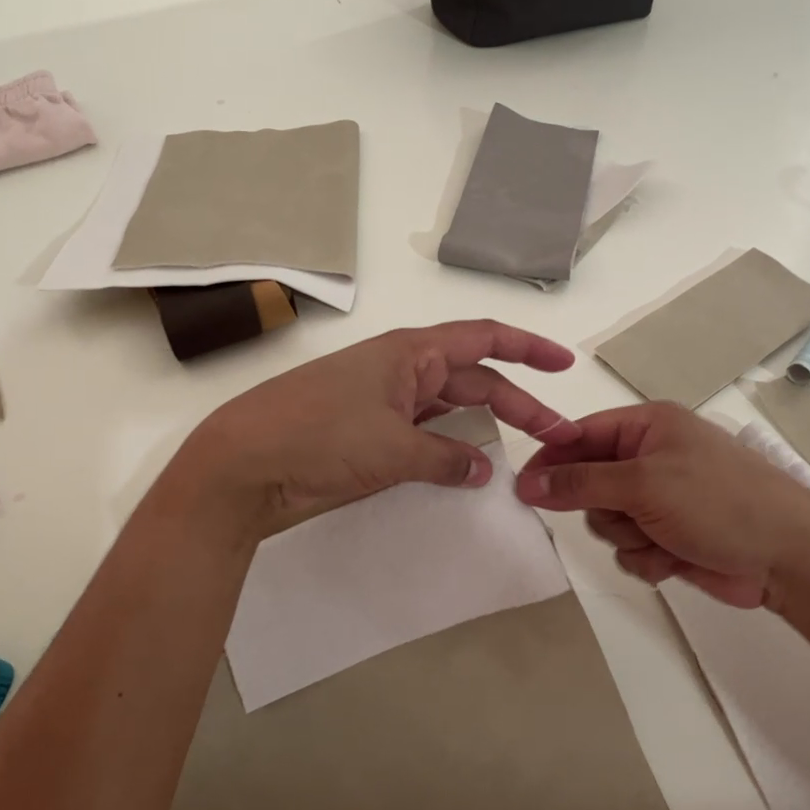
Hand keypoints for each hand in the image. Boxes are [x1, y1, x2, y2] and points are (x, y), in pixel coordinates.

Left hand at [166, 320, 581, 540]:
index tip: (565, 365)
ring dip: (484, 429)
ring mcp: (384, 404)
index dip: (528, 348)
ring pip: (450, 411)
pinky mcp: (368, 437)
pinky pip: (423, 437)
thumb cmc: (320, 437)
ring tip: (523, 454)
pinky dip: (450, 450)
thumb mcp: (393, 447)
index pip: (483, 339)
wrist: (244, 466)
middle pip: (474, 381)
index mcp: (409, 352)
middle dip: (518, 404)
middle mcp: (401, 371)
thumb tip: (479, 469)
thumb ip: (445, 458)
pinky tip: (468, 468)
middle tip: (558, 436)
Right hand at [516, 402, 809, 608]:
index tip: (525, 486)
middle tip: (625, 515)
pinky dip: (647, 558)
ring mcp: (661, 501)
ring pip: (607, 521)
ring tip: (660, 538)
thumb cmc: (718, 501)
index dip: (552, 458)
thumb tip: (527, 482)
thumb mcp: (644, 483)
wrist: (788, 556)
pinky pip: (630, 550)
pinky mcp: (670, 538)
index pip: (582, 434)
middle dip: (603, 507)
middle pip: (589, 483)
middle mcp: (652, 459)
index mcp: (649, 427)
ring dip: (628, 537)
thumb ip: (580, 482)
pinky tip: (674, 559)